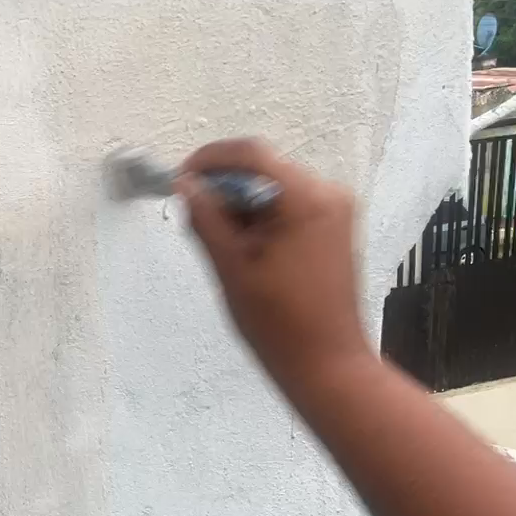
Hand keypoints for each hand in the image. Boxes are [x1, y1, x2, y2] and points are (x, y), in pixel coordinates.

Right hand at [178, 138, 372, 391]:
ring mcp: (335, 210)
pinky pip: (288, 206)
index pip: (250, 154)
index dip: (208, 160)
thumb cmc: (278, 321)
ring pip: (273, 188)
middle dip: (223, 188)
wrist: (326, 362)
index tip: (180, 180)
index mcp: (305, 198)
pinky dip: (260, 218)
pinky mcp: (333, 229)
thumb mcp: (230, 267)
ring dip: (240, 206)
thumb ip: (205, 218)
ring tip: (220, 244)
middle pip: (263, 169)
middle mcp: (327, 194)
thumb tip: (185, 185)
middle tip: (193, 219)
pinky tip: (244, 250)